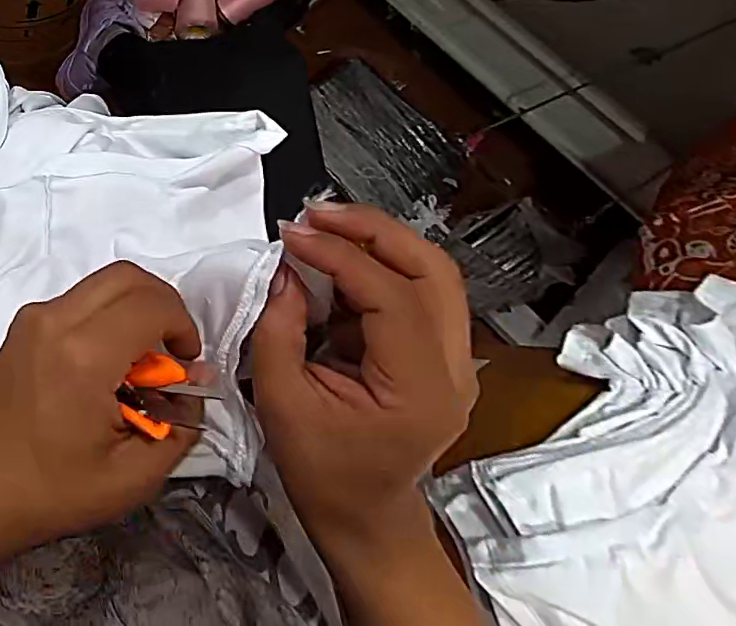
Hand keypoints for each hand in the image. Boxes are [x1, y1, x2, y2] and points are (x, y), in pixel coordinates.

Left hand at [0, 260, 202, 548]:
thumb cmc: (51, 490)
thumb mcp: (131, 476)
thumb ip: (179, 425)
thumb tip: (199, 378)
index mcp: (84, 356)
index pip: (152, 305)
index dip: (182, 326)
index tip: (186, 361)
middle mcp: (58, 320)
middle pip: (131, 277)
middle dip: (165, 305)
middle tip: (172, 348)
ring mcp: (37, 314)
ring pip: (107, 280)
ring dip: (137, 305)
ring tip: (141, 355)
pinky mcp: (27, 319)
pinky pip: (84, 295)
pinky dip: (110, 311)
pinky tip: (109, 358)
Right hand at [252, 201, 475, 556]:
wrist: (367, 519)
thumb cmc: (327, 477)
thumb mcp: (283, 405)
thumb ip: (278, 331)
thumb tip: (285, 271)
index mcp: (421, 390)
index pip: (391, 295)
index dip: (339, 255)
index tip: (294, 236)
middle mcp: (455, 369)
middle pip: (430, 267)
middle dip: (371, 228)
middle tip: (318, 215)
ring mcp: (457, 359)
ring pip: (432, 269)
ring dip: (379, 239)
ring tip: (327, 227)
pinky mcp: (443, 351)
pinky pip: (419, 287)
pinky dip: (380, 263)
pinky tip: (339, 262)